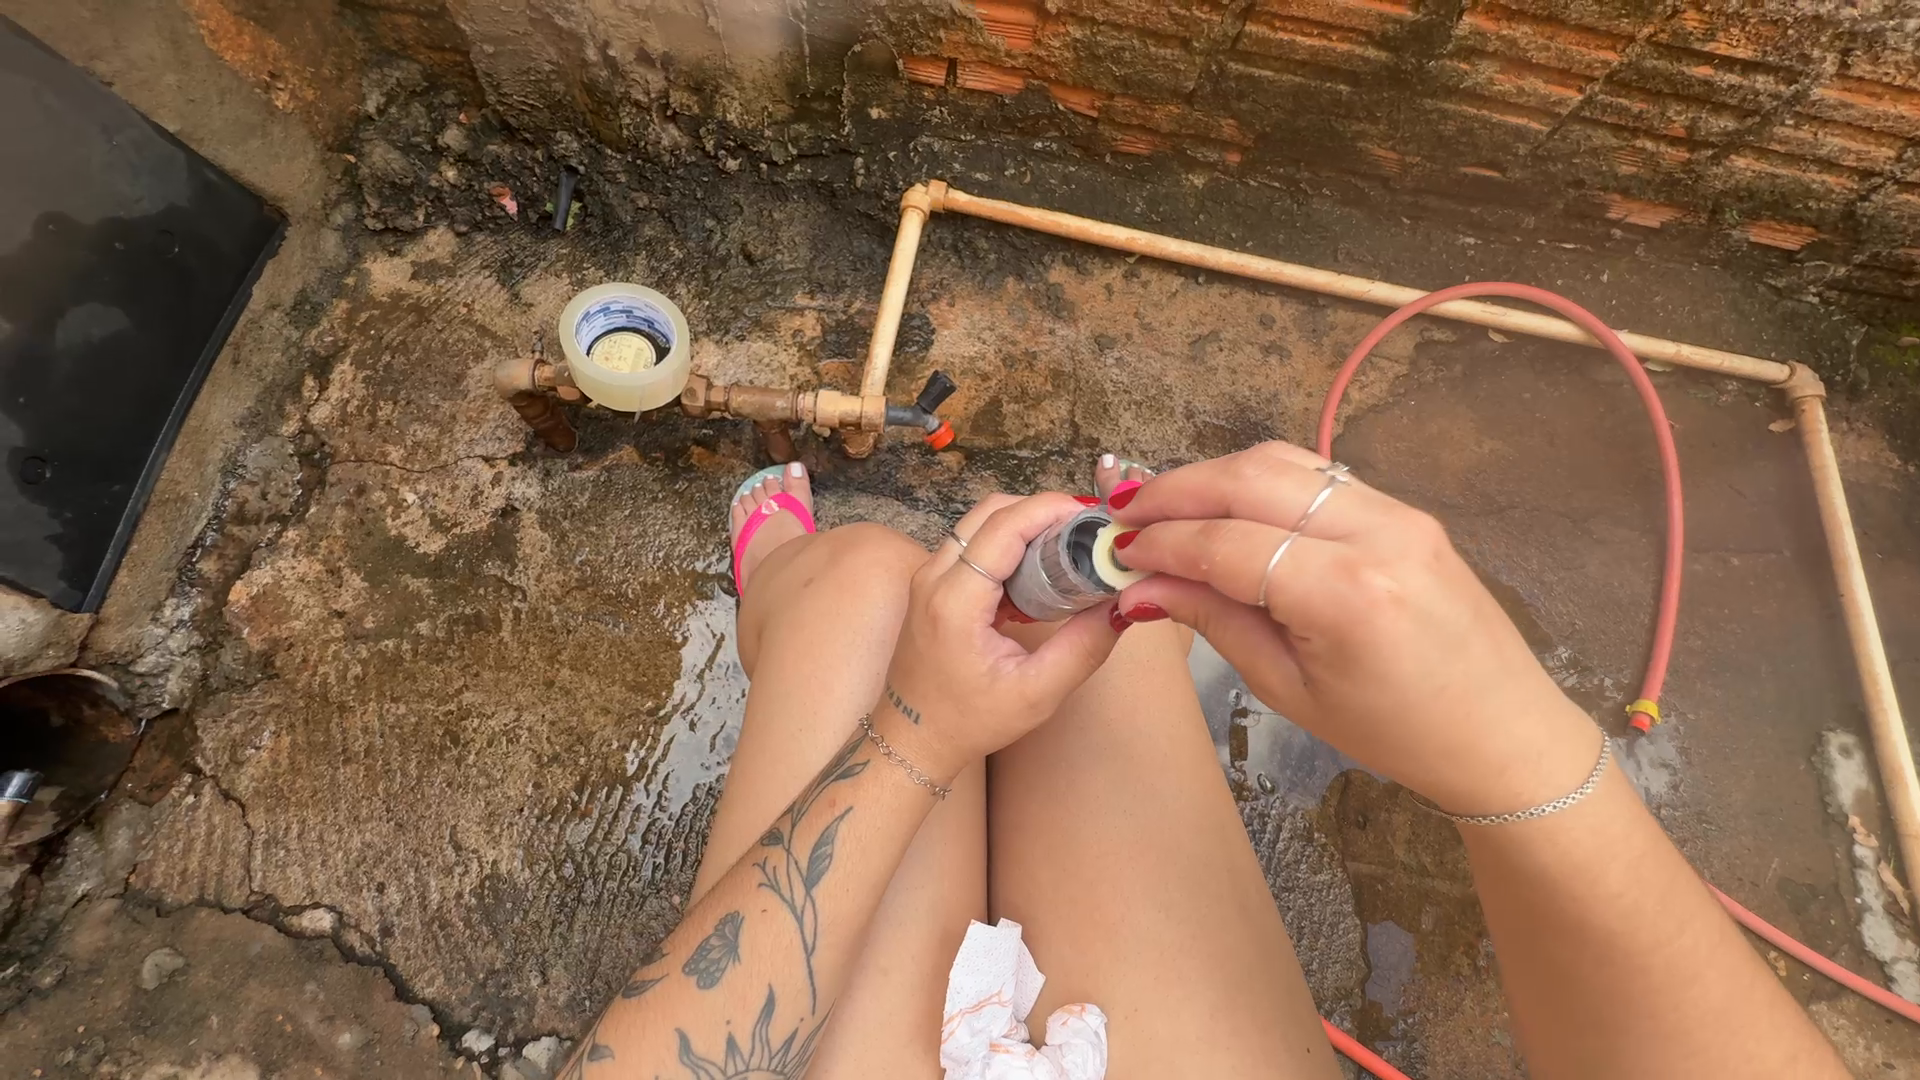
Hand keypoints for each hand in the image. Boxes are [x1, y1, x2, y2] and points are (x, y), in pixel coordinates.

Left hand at [877, 493, 1125, 779]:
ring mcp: (926, 576)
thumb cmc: (969, 721)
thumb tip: (1124, 604)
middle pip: (990, 511)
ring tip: (1066, 548)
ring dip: (1023, 524)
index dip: (1050, 509)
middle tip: (1085, 531)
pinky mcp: (930, 583)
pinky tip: (1037, 572)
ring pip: (978, 523)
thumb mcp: (1037, 693)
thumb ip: (1084, 647)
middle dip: (1041, 510)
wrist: (913, 737)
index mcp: (954, 601)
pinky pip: (971, 543)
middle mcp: (932, 577)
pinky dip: (1007, 543)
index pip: (1003, 526)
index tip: (1092, 516)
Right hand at [1111, 441, 1598, 815]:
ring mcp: (1396, 510)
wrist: (1503, 732)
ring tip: (1162, 502)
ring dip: (1210, 475)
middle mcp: (1375, 531)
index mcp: (1347, 593)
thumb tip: (1139, 588)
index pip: (1226, 544)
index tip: (1117, 551)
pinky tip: (1221, 502)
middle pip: (1249, 478)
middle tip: (1123, 510)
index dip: (1161, 543)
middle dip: (1174, 489)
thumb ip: (1212, 620)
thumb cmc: (1392, 732)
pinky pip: (1311, 473)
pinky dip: (1253, 479)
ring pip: (1279, 460)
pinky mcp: (1401, 507)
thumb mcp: (1286, 688)